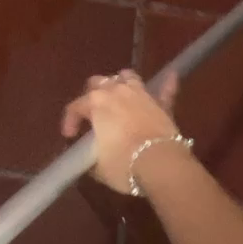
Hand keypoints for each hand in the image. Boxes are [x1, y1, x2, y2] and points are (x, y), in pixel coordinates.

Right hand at [61, 69, 185, 194]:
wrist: (161, 164)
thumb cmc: (124, 164)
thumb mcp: (99, 167)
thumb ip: (92, 158)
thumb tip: (93, 160)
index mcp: (95, 103)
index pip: (75, 106)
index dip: (70, 120)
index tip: (70, 135)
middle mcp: (115, 91)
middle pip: (98, 83)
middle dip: (93, 94)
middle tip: (94, 112)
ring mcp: (140, 94)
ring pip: (127, 77)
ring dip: (121, 83)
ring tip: (119, 93)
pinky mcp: (161, 104)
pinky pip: (166, 90)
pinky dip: (167, 83)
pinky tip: (172, 75)